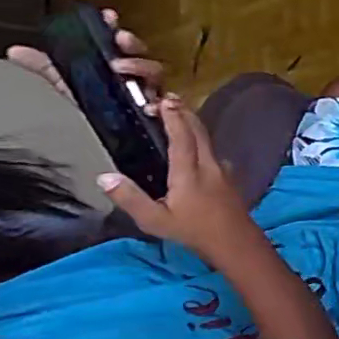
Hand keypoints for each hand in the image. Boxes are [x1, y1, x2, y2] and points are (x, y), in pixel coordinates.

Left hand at [8, 7, 164, 112]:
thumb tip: (14, 50)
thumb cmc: (97, 107)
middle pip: (141, 54)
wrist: (108, 133)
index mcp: (119, 66)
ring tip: (120, 66)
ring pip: (156, 74)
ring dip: (141, 67)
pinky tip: (149, 104)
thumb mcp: (70, 85)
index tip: (107, 15)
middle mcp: (138, 77)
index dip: (114, 30)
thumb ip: (49, 68)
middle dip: (132, 44)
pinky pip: (168, 105)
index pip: (121, 44)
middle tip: (119, 38)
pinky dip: (161, 104)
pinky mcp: (160, 113)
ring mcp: (150, 93)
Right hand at [98, 96, 259, 260]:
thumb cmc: (191, 229)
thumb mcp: (152, 219)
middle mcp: (210, 165)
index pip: (183, 139)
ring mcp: (222, 169)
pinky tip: (192, 142)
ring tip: (177, 114)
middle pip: (199, 133)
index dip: (174, 119)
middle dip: (185, 114)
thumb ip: (129, 197)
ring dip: (193, 125)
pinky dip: (200, 139)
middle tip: (168, 100)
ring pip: (208, 140)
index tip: (165, 102)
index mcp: (190, 173)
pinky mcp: (228, 175)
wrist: (234, 238)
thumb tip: (104, 177)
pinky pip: (212, 151)